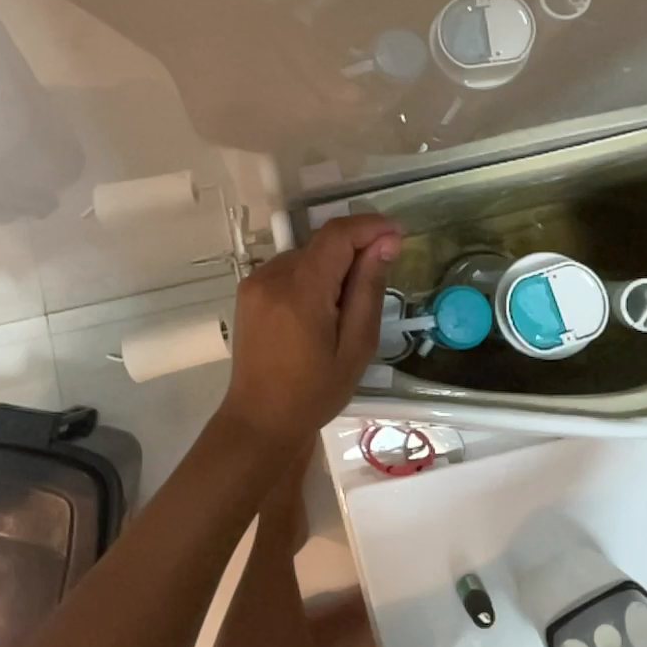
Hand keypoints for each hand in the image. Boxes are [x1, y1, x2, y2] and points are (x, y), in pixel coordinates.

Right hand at [151, 0, 368, 153]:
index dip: (346, 116)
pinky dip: (277, 130)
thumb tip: (355, 102)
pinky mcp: (214, 137)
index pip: (316, 117)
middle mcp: (241, 124)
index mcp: (260, 93)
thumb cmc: (237, 19)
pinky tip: (280, 109)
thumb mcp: (287, 33)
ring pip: (280, 142)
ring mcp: (225, 134)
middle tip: (342, 105)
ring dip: (302, 128)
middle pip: (299, 134)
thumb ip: (320, 72)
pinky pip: (258, 141)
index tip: (368, 110)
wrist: (178, 23)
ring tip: (310, 104)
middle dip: (324, 121)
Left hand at [220, 214, 402, 443]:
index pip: (337, 235)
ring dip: (331, 267)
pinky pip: (289, 269)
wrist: (261, 419)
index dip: (370, 226)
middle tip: (375, 286)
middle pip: (322, 244)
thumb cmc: (315, 392)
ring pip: (306, 255)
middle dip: (354, 253)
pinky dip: (310, 278)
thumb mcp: (356, 345)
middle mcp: (272, 277)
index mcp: (300, 292)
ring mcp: (255, 282)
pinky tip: (318, 313)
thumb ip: (368, 289)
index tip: (397, 234)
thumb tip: (385, 243)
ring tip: (342, 312)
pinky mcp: (248, 290)